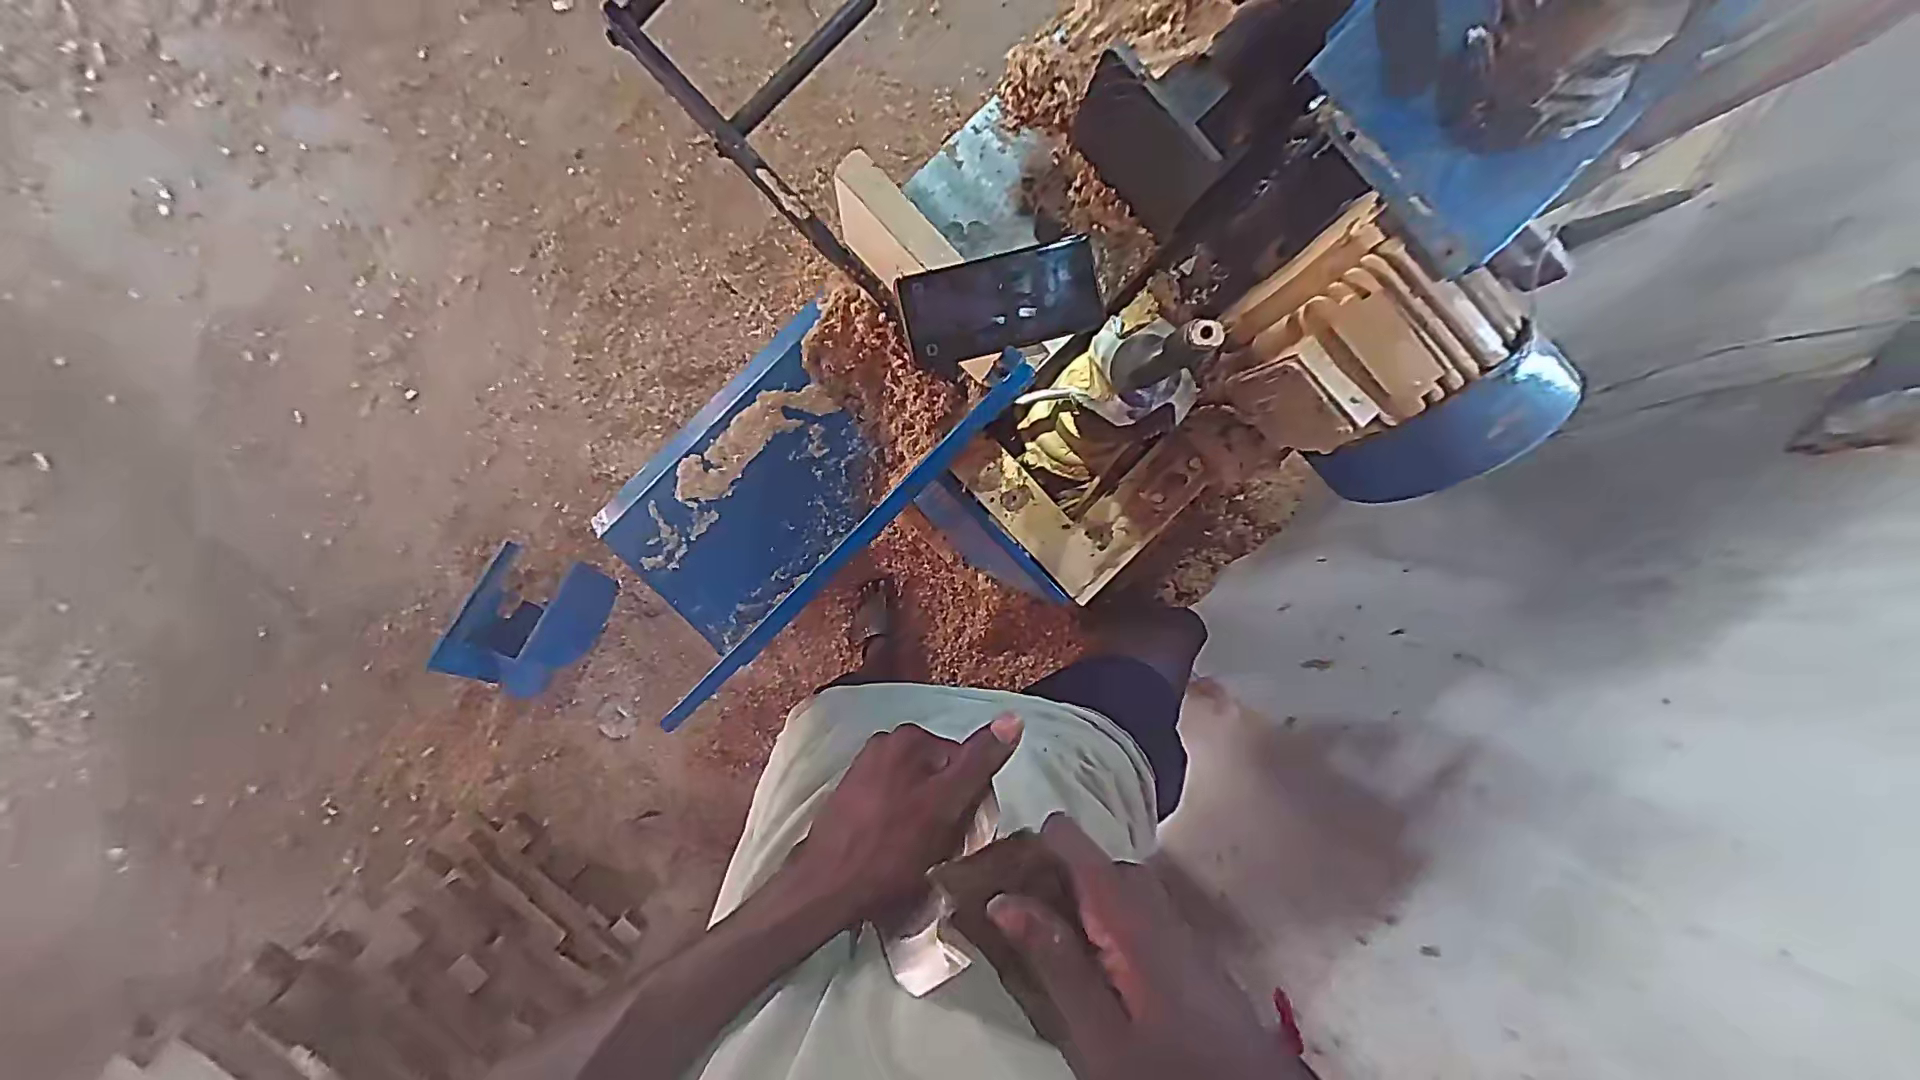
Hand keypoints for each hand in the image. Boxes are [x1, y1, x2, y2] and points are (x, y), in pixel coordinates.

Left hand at [784, 715, 1022, 926]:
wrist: (826, 888)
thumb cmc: (892, 849)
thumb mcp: (947, 804)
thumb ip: (980, 760)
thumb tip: (1014, 717)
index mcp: (911, 736)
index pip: (966, 764)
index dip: (973, 803)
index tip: (965, 838)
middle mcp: (886, 741)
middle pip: (941, 776)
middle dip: (948, 810)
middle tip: (942, 850)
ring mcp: (864, 766)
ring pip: (918, 792)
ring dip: (926, 820)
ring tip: (917, 856)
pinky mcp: (850, 793)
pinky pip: (892, 804)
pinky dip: (900, 824)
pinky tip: (894, 852)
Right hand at [986, 814, 1292, 1079]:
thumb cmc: (1170, 1072)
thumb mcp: (1099, 1032)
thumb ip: (1055, 960)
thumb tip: (1003, 899)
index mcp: (1129, 911)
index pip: (1072, 842)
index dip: (1032, 846)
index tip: (1001, 873)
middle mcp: (1154, 901)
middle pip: (1092, 863)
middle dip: (1053, 881)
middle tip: (1018, 924)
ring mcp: (1175, 924)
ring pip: (1114, 886)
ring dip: (1078, 902)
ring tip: (1050, 947)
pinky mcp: (1186, 948)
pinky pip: (1135, 911)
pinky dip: (1105, 922)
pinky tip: (1093, 966)